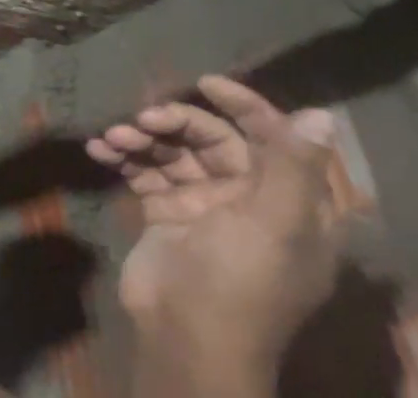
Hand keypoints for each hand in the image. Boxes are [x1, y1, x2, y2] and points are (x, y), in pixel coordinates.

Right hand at [88, 76, 342, 382]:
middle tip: (142, 120)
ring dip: (142, 138)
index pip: (273, 139)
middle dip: (176, 123)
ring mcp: (204, 207)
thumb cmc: (240, 279)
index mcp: (291, 203)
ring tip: (113, 139)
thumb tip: (319, 114)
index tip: (204, 83)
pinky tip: (99, 150)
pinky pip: (144, 171)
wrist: (185, 333)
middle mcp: (250, 199)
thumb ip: (292, 167)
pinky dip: (123, 157)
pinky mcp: (165, 214)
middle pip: (214, 141)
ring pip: (174, 153)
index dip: (244, 107)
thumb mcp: (274, 223)